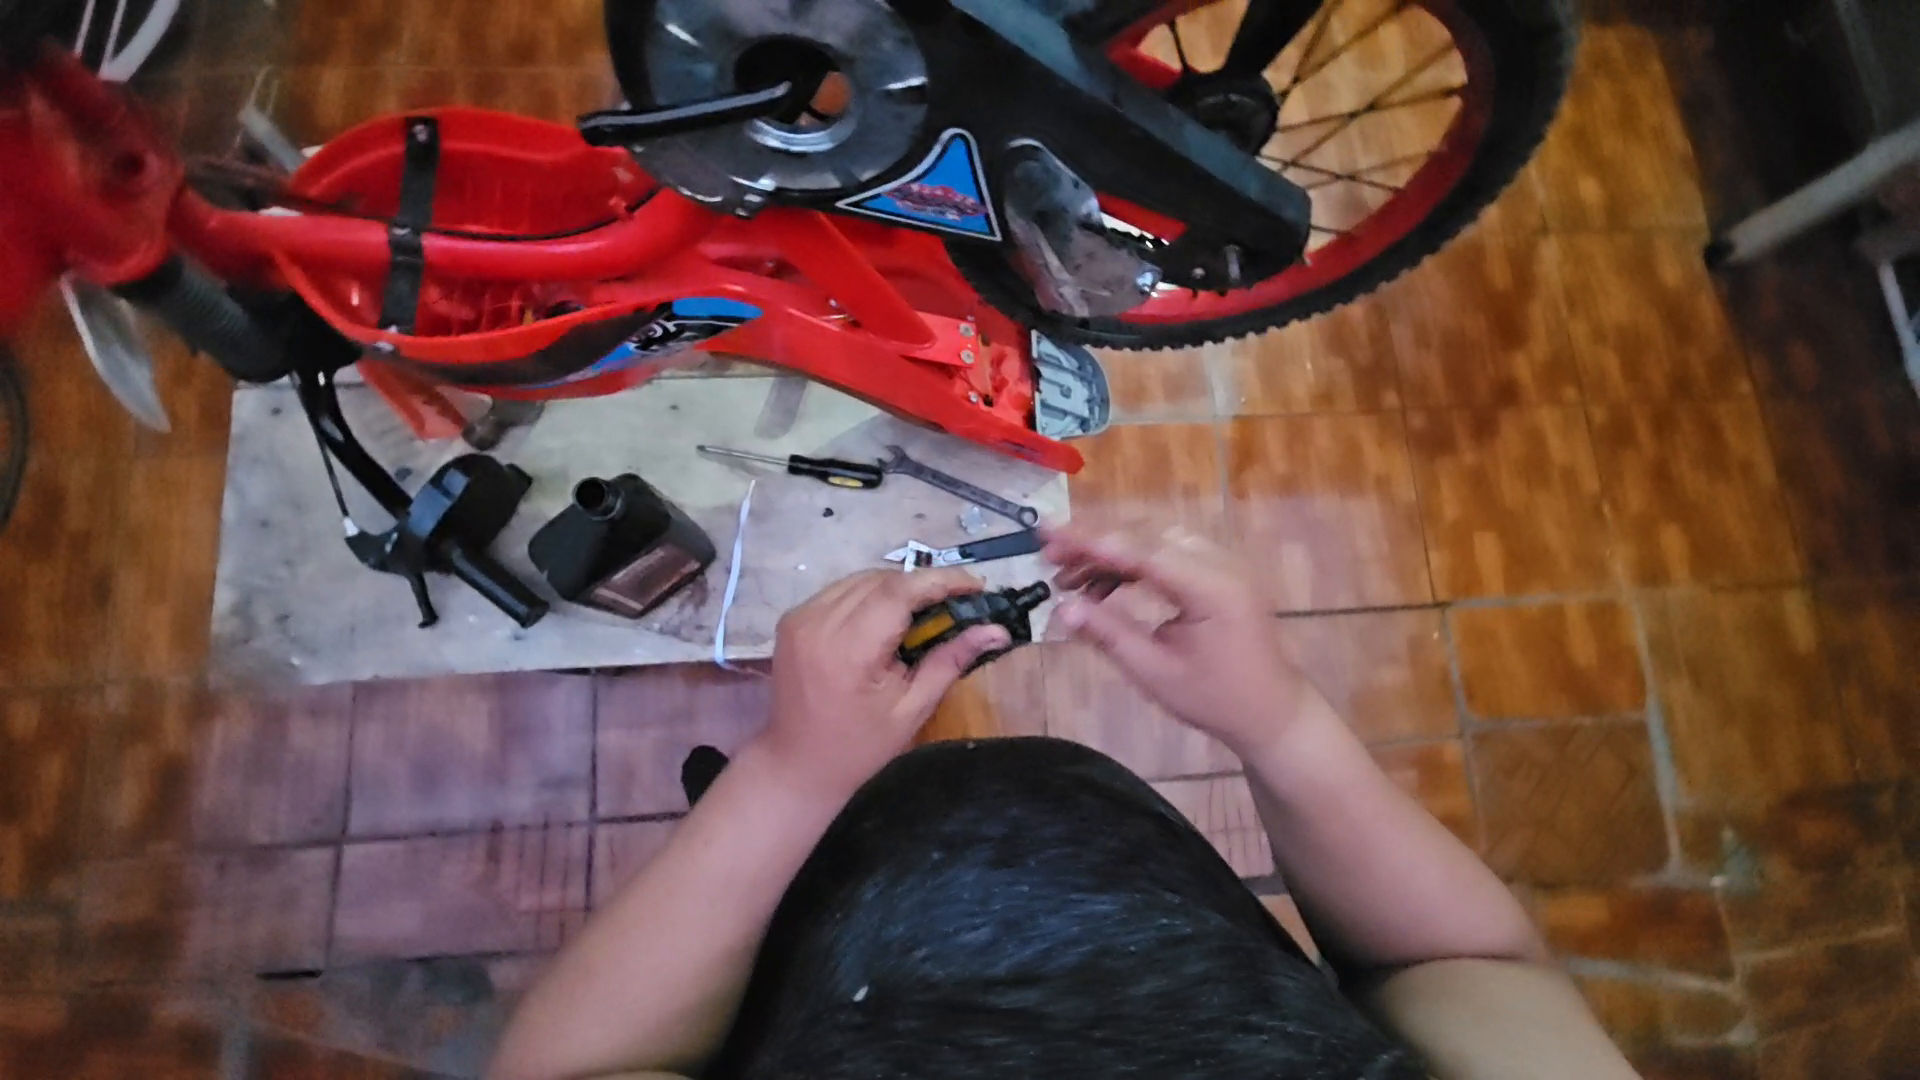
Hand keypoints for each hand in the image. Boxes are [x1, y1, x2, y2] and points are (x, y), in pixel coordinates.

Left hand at [760, 568, 1011, 793]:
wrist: (797, 764)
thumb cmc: (860, 747)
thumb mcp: (913, 709)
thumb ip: (951, 660)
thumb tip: (998, 630)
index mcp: (848, 650)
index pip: (899, 592)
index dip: (940, 581)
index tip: (975, 586)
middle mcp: (818, 623)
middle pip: (881, 580)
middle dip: (924, 584)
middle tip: (958, 601)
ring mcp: (800, 617)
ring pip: (861, 579)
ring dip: (898, 587)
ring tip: (928, 609)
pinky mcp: (793, 618)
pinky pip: (841, 590)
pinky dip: (871, 595)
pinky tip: (890, 616)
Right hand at [1044, 523, 1326, 754]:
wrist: (1272, 711)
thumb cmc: (1215, 700)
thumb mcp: (1154, 673)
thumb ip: (1108, 635)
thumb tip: (1062, 609)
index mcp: (1210, 588)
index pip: (1140, 551)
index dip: (1089, 540)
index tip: (1046, 534)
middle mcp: (1220, 564)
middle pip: (1146, 535)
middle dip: (1094, 543)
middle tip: (1049, 557)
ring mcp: (1221, 564)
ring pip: (1154, 539)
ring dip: (1110, 552)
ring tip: (1069, 577)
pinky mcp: (1216, 571)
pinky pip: (1167, 552)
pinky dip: (1132, 562)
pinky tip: (1103, 584)